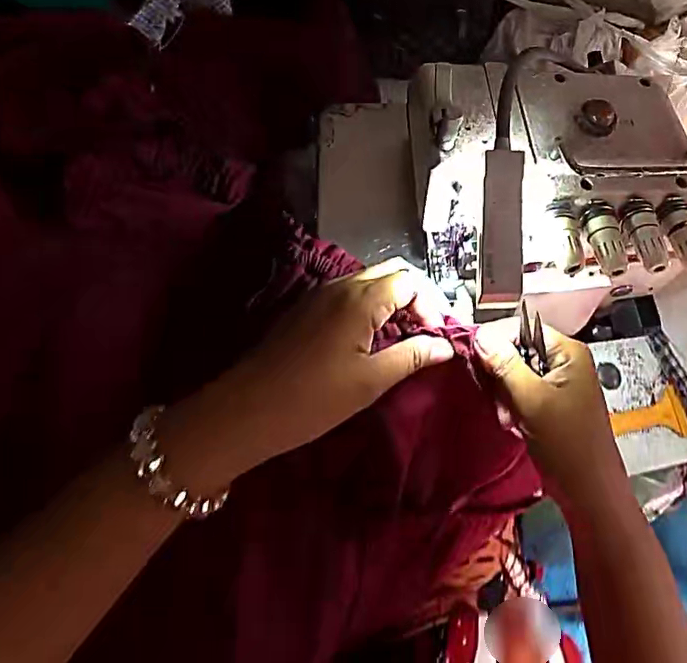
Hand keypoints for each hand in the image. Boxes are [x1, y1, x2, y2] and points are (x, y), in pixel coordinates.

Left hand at [167, 258, 456, 488]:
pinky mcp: (306, 309)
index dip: (431, 304)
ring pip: (371, 281)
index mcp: (362, 299)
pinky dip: (371, 306)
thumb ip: (412, 356)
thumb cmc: (311, 399)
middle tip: (425, 330)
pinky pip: (350, 293)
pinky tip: (370, 339)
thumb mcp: (370, 382)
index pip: (412, 280)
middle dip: (417, 296)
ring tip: (402, 337)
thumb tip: (446, 345)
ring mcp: (321, 294)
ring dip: (394, 300)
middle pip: (393, 272)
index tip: (436, 336)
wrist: (240, 414)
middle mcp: (342, 285)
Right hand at [476, 319, 624, 503]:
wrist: (589, 490)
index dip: (496, 340)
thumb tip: (481, 335)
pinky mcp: (551, 402)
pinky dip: (512, 405)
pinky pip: (523, 391)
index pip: (523, 327)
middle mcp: (564, 360)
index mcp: (567, 351)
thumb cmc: (567, 443)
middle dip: (501, 372)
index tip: (474, 359)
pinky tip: (511, 423)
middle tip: (496, 398)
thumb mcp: (532, 401)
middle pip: (518, 348)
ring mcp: (559, 382)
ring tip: (506, 416)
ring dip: (505, 393)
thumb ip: (506, 366)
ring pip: (517, 372)